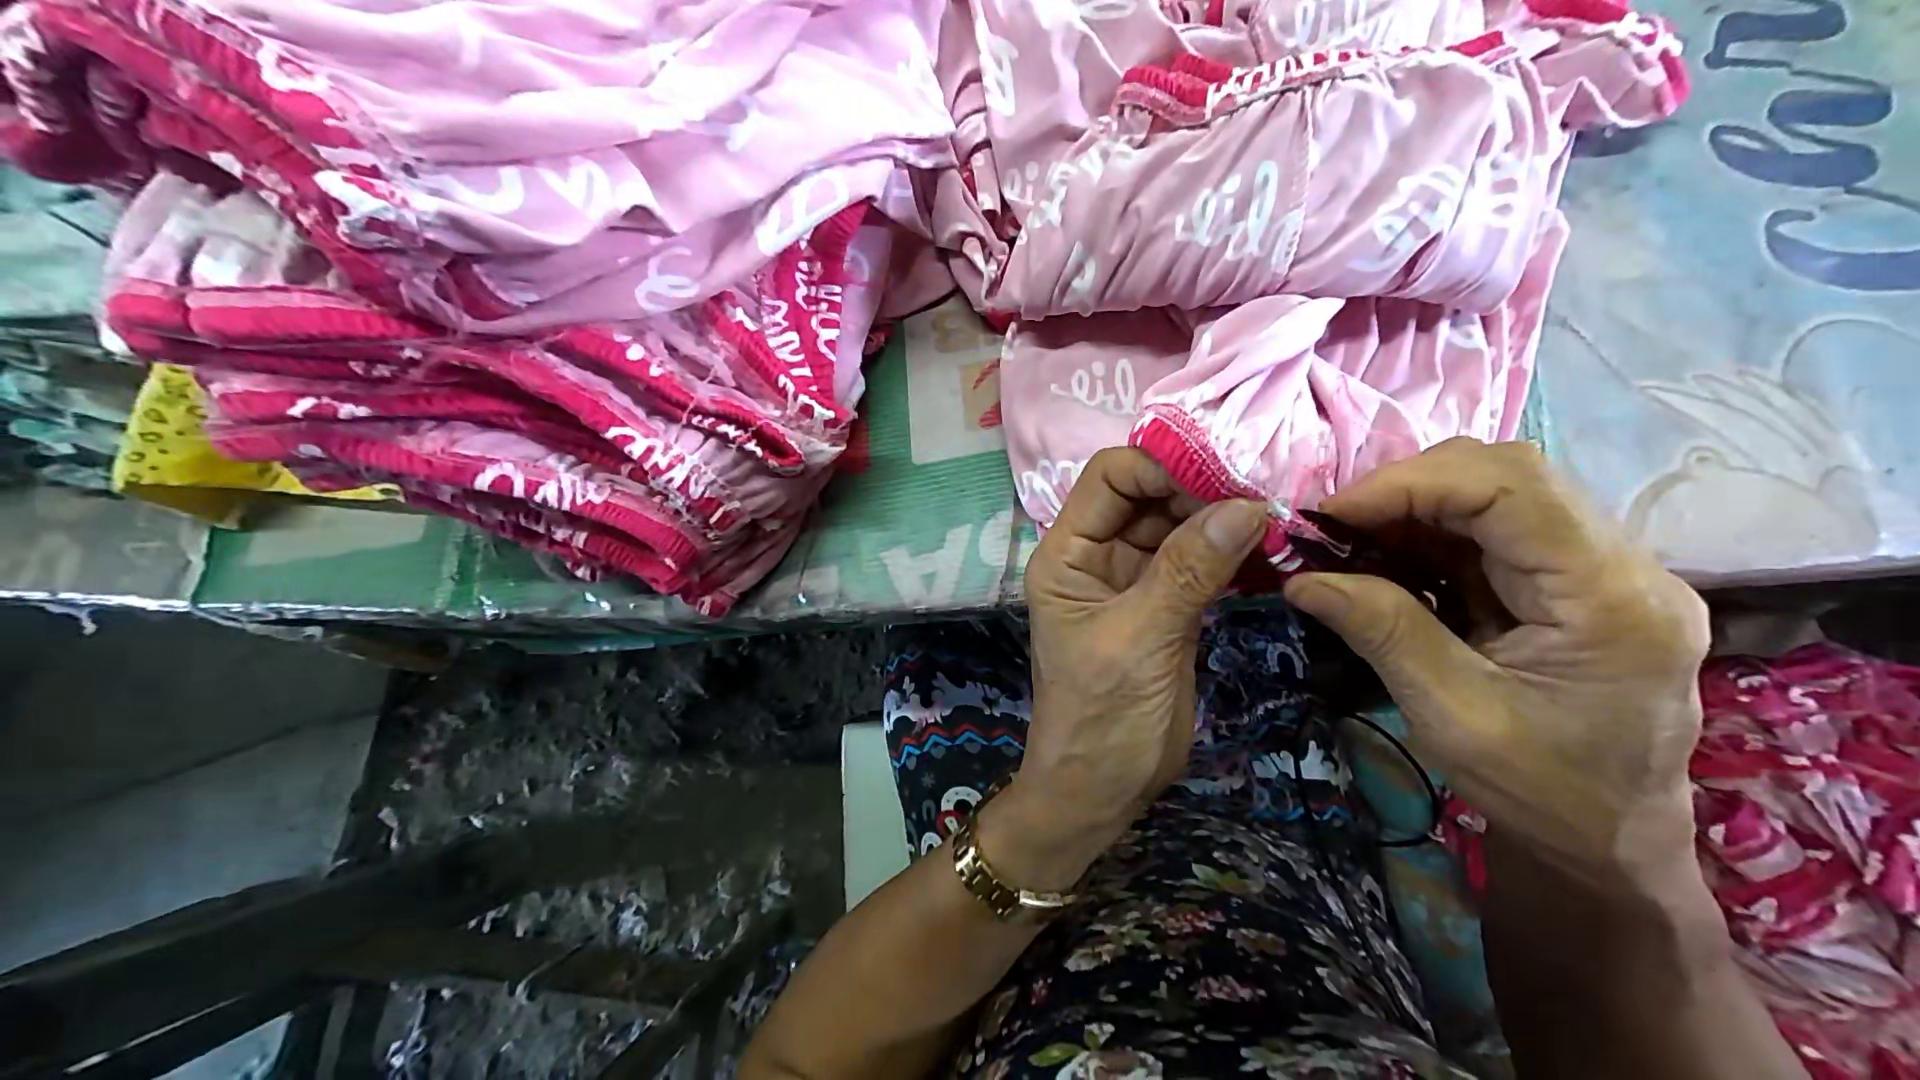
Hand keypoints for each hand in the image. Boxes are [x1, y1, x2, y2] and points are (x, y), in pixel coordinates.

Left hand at [980, 448, 1265, 892]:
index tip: (1225, 477)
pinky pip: (1196, 562)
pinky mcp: (1163, 605)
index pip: (1110, 477)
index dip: (1162, 468)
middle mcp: (1096, 555)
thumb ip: (1188, 570)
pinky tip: (1268, 551)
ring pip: (1177, 526)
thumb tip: (1247, 505)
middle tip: (1266, 497)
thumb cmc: (1103, 717)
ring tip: (1276, 521)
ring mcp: (1131, 579)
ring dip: (1221, 520)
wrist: (1101, 789)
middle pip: (1148, 496)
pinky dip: (1228, 553)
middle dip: (1201, 491)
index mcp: (1068, 553)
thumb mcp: (1141, 638)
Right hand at [1283, 438, 1710, 891]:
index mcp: (1611, 598)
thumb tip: (1300, 578)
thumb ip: (1382, 631)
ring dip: (1409, 508)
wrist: (1607, 843)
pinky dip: (1423, 534)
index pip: (1511, 487)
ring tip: (1348, 541)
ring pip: (1494, 493)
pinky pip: (1488, 529)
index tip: (1330, 516)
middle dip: (1405, 488)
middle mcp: (1619, 566)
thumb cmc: (1541, 791)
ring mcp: (1597, 570)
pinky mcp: (1568, 581)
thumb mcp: (1451, 715)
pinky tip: (1383, 559)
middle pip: (1506, 475)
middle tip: (1333, 527)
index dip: (1409, 484)